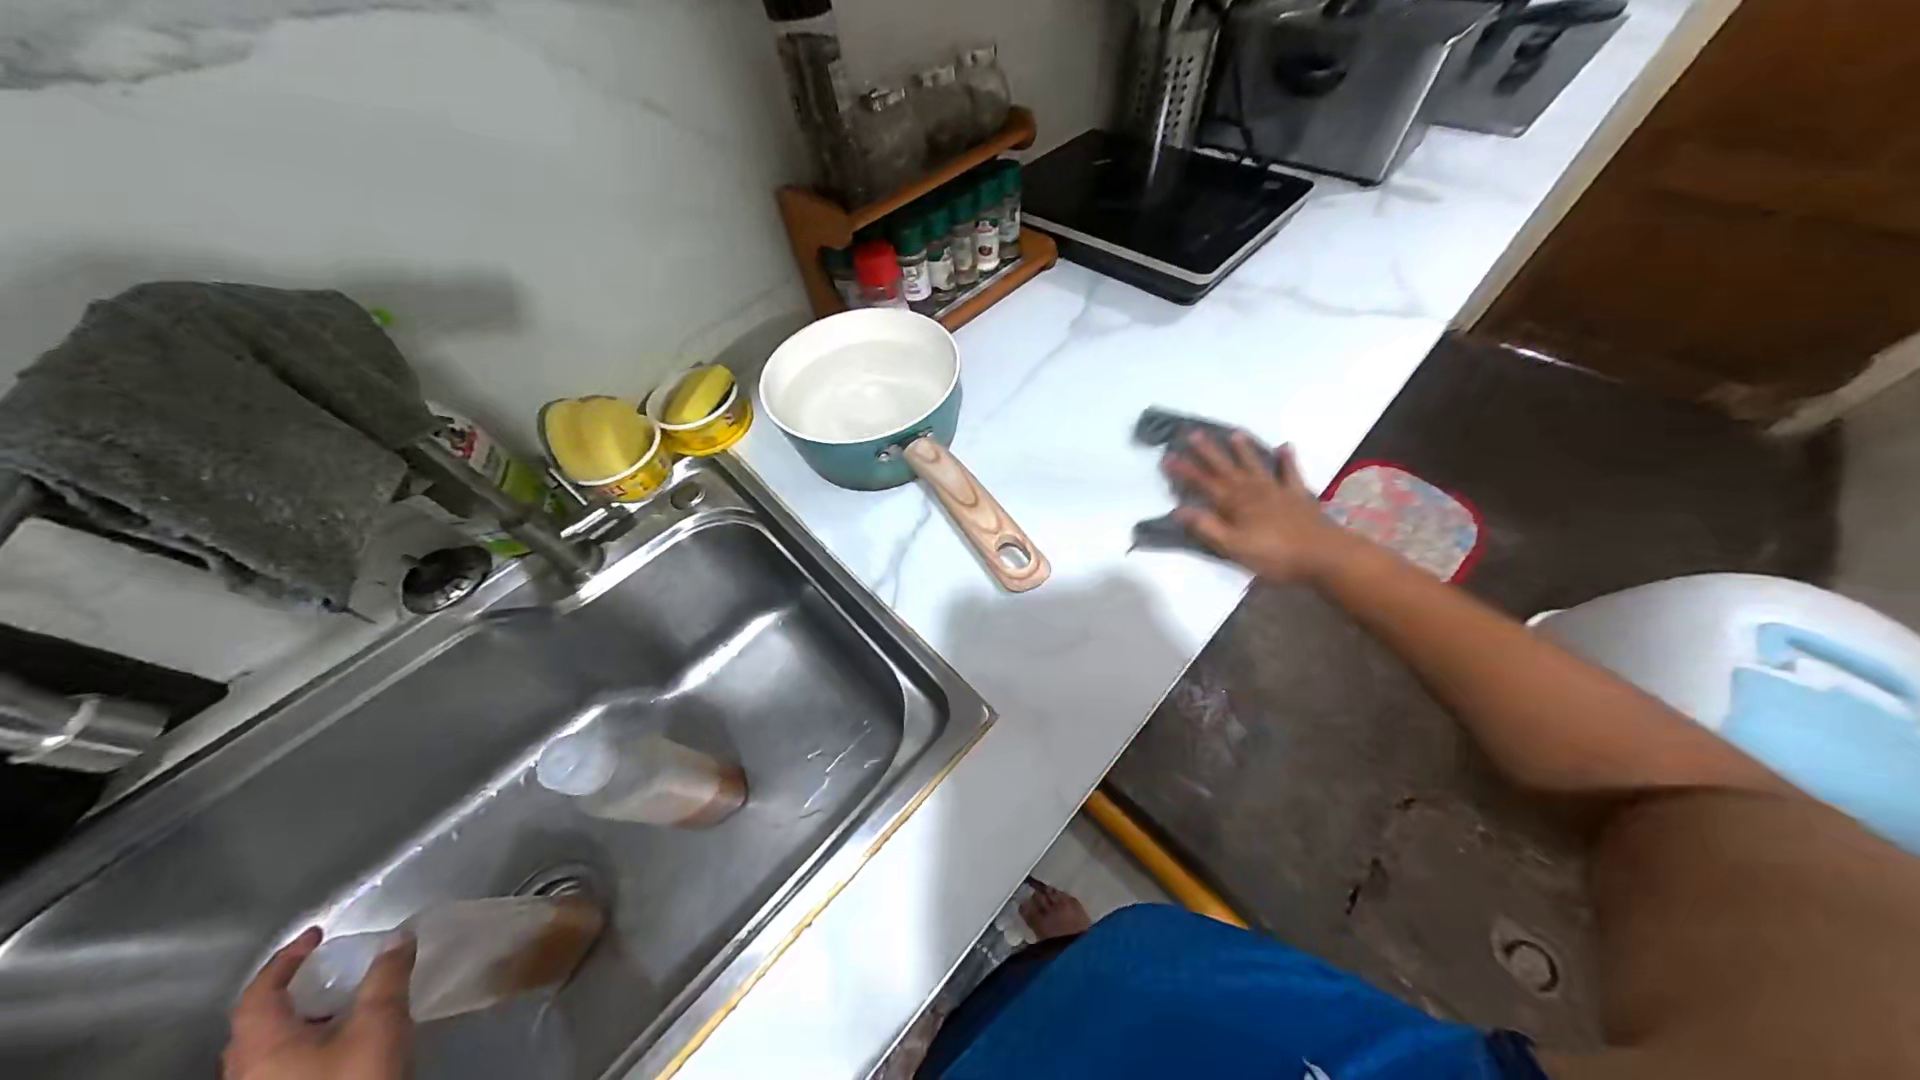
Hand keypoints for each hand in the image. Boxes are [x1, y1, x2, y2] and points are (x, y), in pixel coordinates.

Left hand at [224, 927, 416, 1079]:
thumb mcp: (379, 1023)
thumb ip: (386, 977)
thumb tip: (396, 937)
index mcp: (261, 1046)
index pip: (259, 993)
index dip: (285, 960)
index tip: (316, 935)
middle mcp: (244, 1073)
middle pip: (255, 1024)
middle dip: (290, 991)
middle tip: (327, 968)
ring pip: (266, 1050)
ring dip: (298, 1020)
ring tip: (339, 1004)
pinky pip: (279, 1068)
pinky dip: (303, 1045)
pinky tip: (338, 1045)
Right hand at [1165, 432, 1355, 583]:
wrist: (1324, 555)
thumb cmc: (1274, 555)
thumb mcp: (1233, 547)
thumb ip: (1206, 527)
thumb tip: (1178, 509)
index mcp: (1234, 503)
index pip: (1202, 483)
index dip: (1184, 470)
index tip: (1167, 456)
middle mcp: (1252, 490)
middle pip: (1225, 467)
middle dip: (1207, 452)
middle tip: (1192, 433)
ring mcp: (1277, 489)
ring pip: (1254, 465)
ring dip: (1243, 450)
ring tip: (1234, 433)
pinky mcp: (1298, 495)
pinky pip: (1290, 473)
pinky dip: (1287, 460)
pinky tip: (1285, 447)